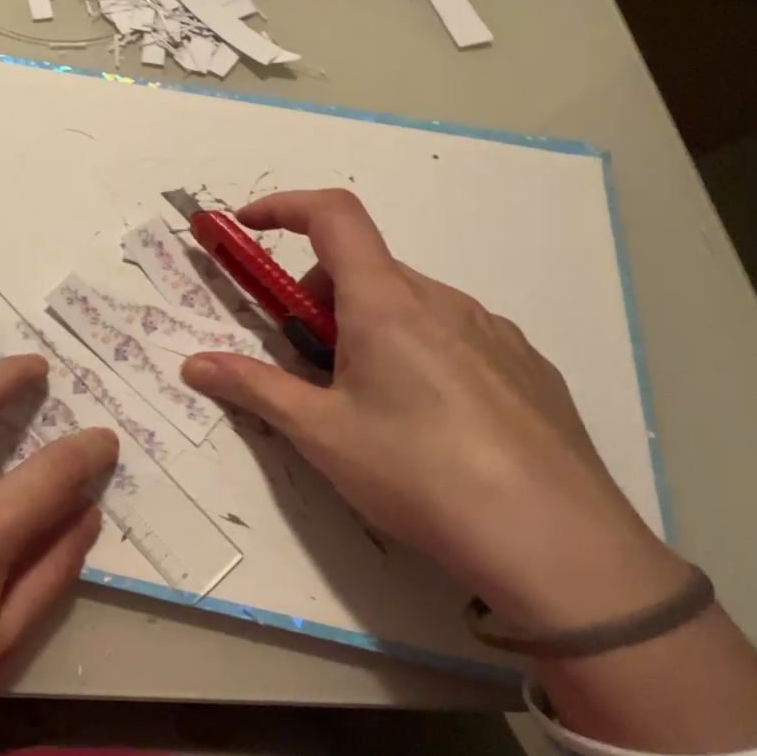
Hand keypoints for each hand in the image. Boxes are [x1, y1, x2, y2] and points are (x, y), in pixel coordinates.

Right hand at [180, 189, 686, 631]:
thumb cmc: (421, 475)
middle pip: (364, 269)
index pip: (333, 216)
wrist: (561, 548)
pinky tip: (425, 424)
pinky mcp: (527, 370)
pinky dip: (415, 352)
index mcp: (387, 305)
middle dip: (317, 300)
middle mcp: (444, 303)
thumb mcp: (320, 433)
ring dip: (365, 328)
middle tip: (303, 365)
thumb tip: (194, 363)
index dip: (283, 207)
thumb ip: (252, 387)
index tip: (247, 227)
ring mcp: (494, 334)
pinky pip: (453, 336)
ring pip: (408, 305)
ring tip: (364, 405)